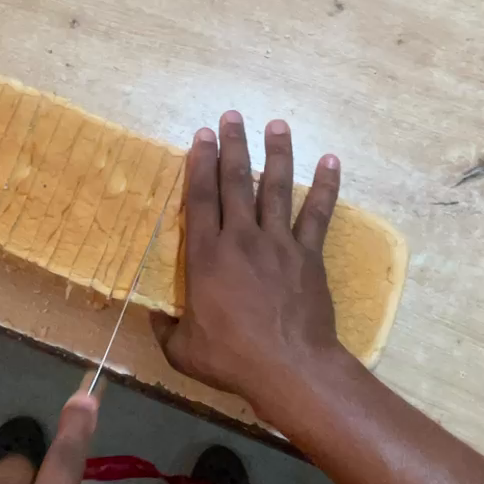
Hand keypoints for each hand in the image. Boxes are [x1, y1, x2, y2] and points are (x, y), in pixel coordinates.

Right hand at [152, 111, 348, 411]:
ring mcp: (278, 244)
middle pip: (236, 182)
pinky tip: (331, 161)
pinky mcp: (308, 255)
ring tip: (276, 124)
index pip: (200, 199)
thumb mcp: (182, 349)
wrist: (289, 367)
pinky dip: (326, 186)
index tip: (201, 136)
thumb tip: (153, 317)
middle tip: (231, 116)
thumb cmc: (231, 358)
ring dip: (276, 153)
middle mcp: (241, 239)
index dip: (199, 164)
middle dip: (233, 146)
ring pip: (276, 188)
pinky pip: (318, 214)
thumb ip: (165, 329)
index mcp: (206, 257)